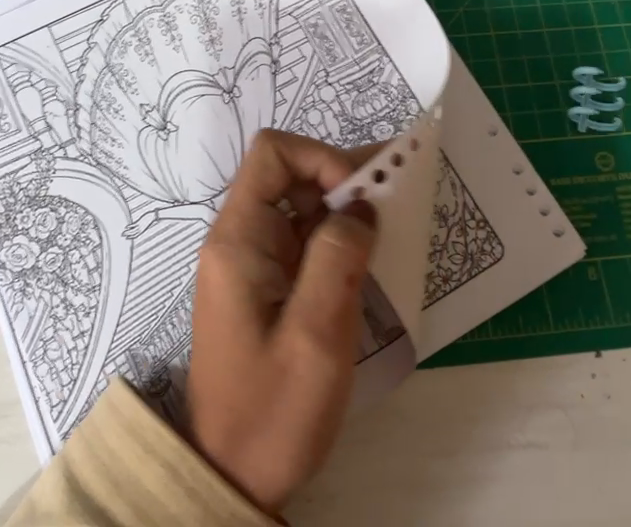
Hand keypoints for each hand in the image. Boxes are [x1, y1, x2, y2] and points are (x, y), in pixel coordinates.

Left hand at [188, 130, 379, 514]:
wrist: (235, 475)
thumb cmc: (273, 410)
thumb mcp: (316, 332)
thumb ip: (338, 257)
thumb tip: (360, 206)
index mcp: (238, 240)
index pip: (272, 155)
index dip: (319, 159)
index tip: (359, 200)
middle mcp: (240, 241)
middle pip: (289, 178)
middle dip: (343, 183)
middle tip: (395, 203)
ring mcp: (254, 266)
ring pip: (301, 211)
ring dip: (346, 214)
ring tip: (394, 226)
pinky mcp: (269, 290)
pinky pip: (304, 245)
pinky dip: (339, 243)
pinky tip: (374, 259)